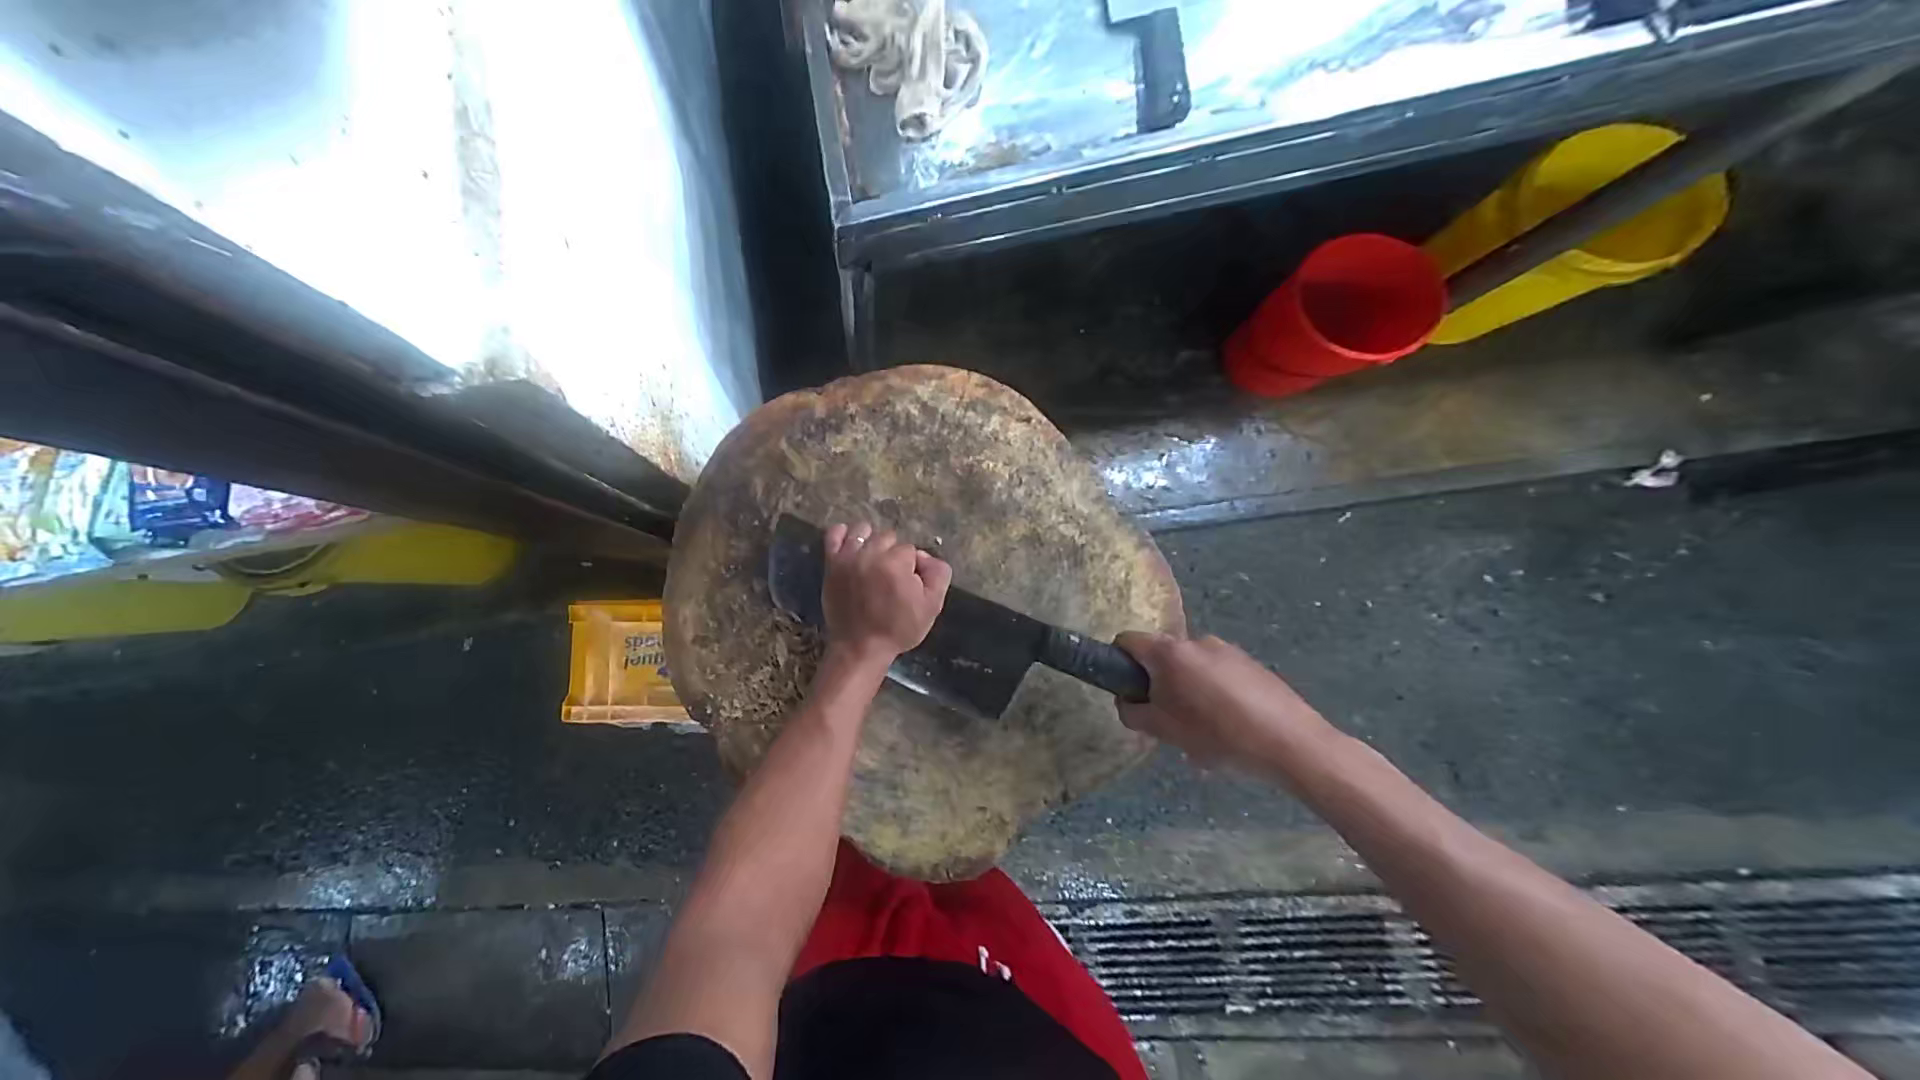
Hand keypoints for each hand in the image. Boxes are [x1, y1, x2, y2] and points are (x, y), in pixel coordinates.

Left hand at [821, 522, 952, 665]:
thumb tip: (924, 557)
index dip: (913, 568)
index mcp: (896, 563)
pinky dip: (843, 534)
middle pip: (888, 538)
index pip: (910, 550)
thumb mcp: (932, 605)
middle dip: (893, 555)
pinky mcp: (832, 564)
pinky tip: (852, 543)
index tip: (908, 586)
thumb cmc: (898, 629)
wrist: (860, 647)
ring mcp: (848, 557)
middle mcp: (870, 554)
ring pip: (864, 531)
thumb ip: (938, 573)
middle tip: (891, 579)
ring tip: (874, 562)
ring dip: (871, 542)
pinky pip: (834, 535)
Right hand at [1114, 632, 1332, 768]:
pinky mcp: (1251, 663)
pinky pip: (1218, 674)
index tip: (1130, 692)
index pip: (1127, 640)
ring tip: (1205, 731)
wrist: (1290, 743)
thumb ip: (1133, 713)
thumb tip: (1127, 701)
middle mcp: (1196, 641)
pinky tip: (1231, 727)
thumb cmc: (1218, 736)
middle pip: (1161, 656)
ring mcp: (1227, 649)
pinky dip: (1214, 694)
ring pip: (1191, 667)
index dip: (1119, 663)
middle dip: (1159, 684)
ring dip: (1187, 691)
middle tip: (1169, 721)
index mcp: (1169, 653)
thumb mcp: (1164, 731)